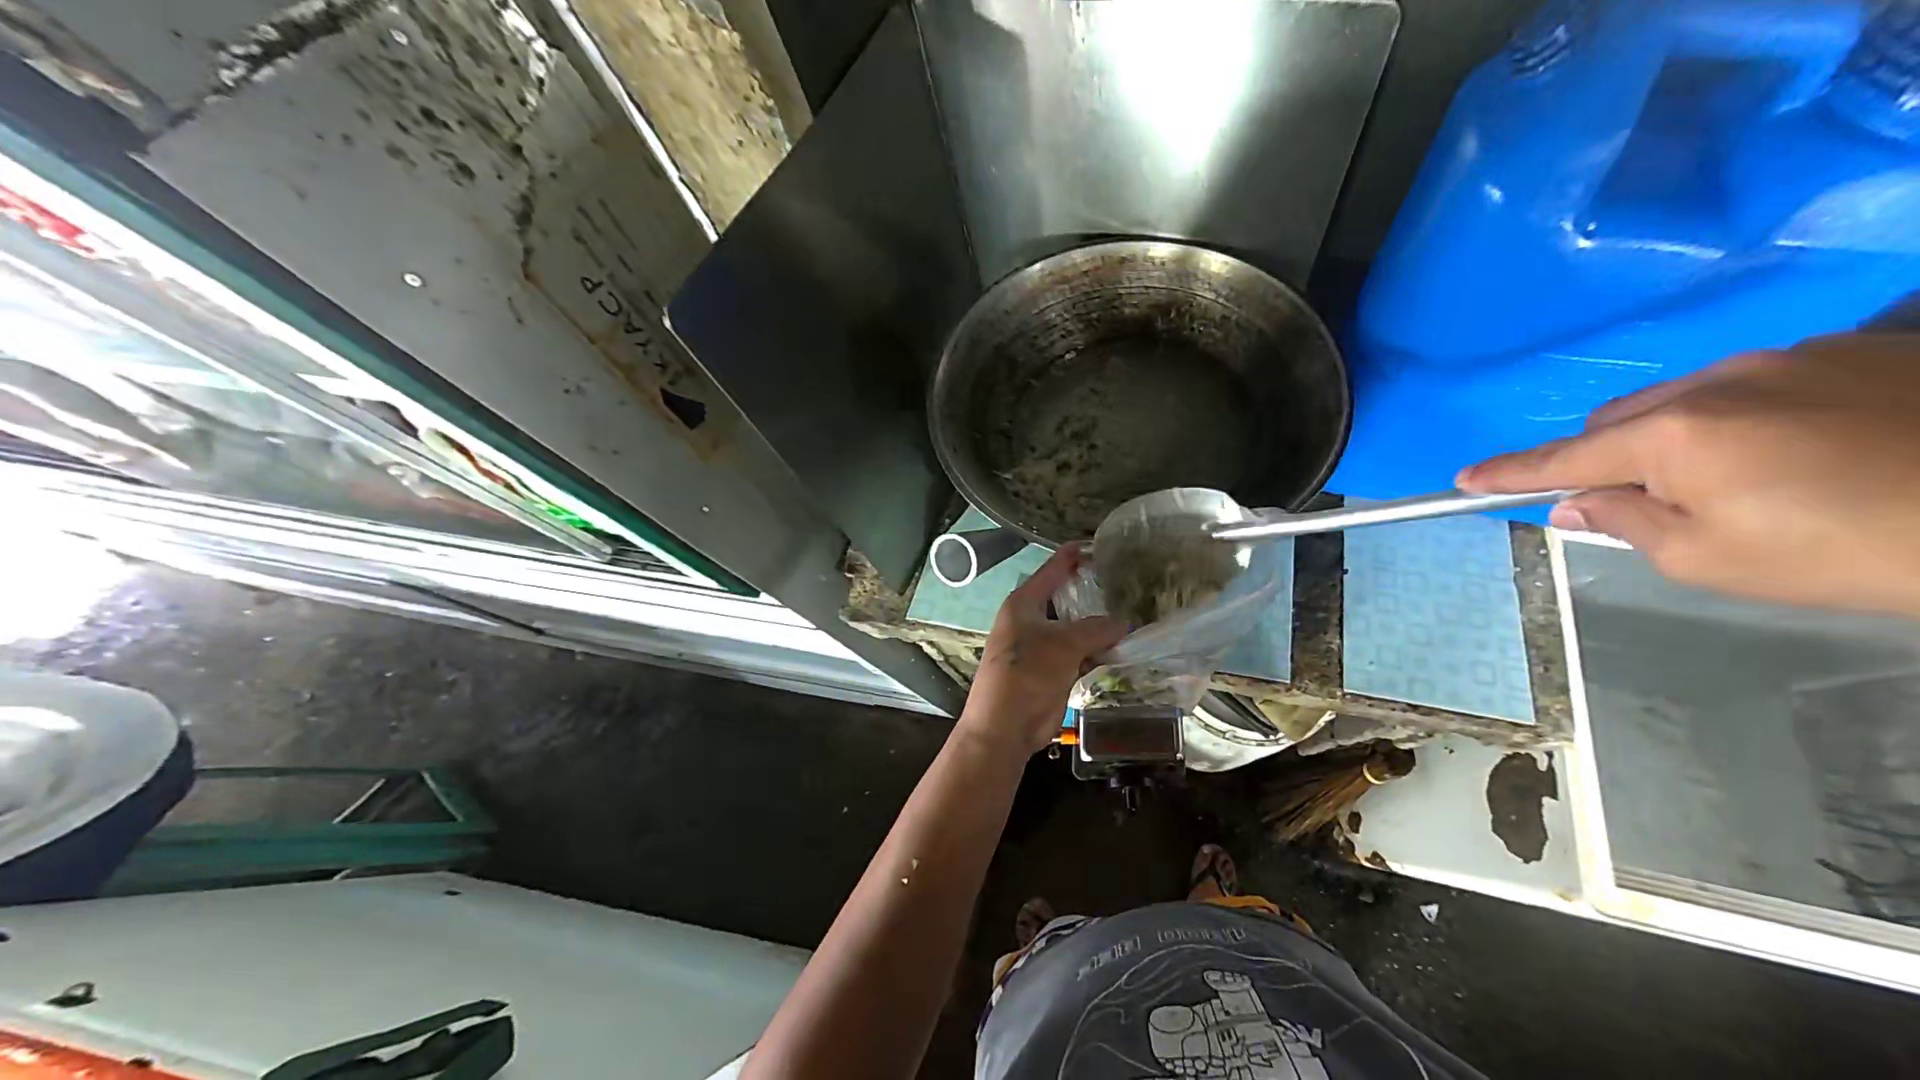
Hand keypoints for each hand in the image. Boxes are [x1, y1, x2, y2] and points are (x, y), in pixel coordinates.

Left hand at [959, 544, 1127, 754]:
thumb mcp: (1064, 645)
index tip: (1094, 544)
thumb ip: (1096, 629)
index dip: (1071, 557)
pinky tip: (1122, 649)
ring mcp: (1039, 648)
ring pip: (1074, 630)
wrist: (1005, 726)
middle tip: (1125, 584)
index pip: (1050, 571)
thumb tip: (1124, 622)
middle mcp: (1029, 622)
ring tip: (1132, 615)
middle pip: (1064, 601)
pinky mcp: (1049, 671)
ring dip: (1098, 629)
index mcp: (1023, 605)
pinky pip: (1077, 655)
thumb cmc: (1027, 675)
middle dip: (1091, 596)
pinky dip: (1096, 653)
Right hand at [1457, 332, 1919, 616]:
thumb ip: (1627, 524)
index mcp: (1673, 436)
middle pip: (1614, 421)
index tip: (1461, 481)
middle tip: (1634, 504)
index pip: (1559, 459)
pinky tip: (1796, 452)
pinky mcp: (1855, 349)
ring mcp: (1787, 358)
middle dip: (1602, 458)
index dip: (1506, 474)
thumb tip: (1579, 504)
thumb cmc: (1856, 550)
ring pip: (1679, 398)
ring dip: (1670, 438)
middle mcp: (1715, 381)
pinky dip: (1736, 419)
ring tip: (1730, 482)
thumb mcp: (1715, 561)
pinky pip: (1749, 384)